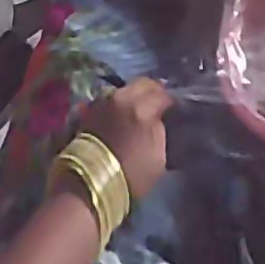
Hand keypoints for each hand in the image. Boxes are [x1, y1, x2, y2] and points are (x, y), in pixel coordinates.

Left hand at [77, 78, 171, 199]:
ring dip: (134, 95)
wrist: (91, 179)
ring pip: (125, 88)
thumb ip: (159, 130)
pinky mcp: (91, 106)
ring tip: (139, 108)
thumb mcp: (157, 157)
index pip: (162, 94)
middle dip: (152, 91)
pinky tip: (122, 112)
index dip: (170, 100)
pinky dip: (119, 102)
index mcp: (142, 108)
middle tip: (158, 102)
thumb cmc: (129, 173)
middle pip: (142, 83)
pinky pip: (111, 97)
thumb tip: (157, 118)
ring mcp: (104, 99)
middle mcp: (122, 96)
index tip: (173, 108)